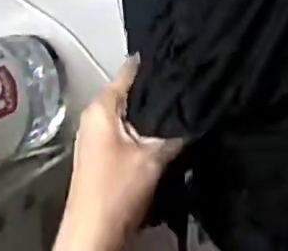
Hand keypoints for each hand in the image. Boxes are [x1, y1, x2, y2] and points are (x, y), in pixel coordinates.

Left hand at [53, 58, 184, 250]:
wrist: (91, 239)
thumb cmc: (116, 191)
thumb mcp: (153, 157)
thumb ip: (175, 131)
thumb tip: (195, 112)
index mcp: (101, 106)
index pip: (130, 68)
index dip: (154, 61)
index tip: (178, 55)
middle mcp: (94, 115)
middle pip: (130, 92)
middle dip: (155, 91)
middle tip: (185, 86)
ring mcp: (94, 137)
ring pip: (129, 115)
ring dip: (149, 116)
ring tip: (179, 109)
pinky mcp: (99, 157)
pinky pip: (125, 133)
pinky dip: (141, 133)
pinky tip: (162, 138)